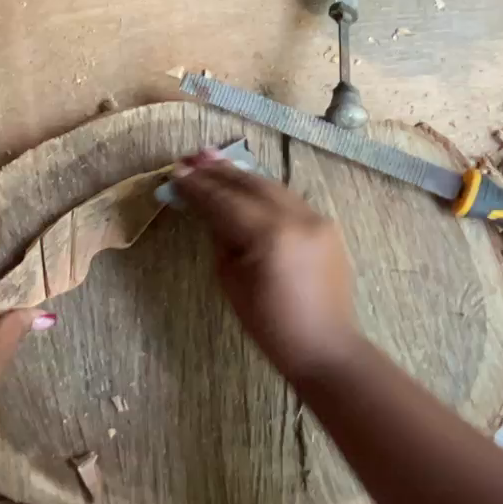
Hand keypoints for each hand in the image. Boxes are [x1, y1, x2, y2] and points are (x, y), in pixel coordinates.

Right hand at [171, 149, 365, 384]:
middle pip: (248, 184)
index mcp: (268, 235)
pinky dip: (262, 190)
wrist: (324, 344)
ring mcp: (315, 218)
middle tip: (190, 158)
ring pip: (270, 185)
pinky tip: (245, 185)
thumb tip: (208, 209)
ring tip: (213, 162)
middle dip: (217, 171)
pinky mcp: (326, 224)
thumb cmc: (268, 323)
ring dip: (240, 175)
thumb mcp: (230, 279)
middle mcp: (295, 217)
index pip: (223, 201)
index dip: (197, 187)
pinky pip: (287, 198)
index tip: (176, 173)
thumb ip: (220, 236)